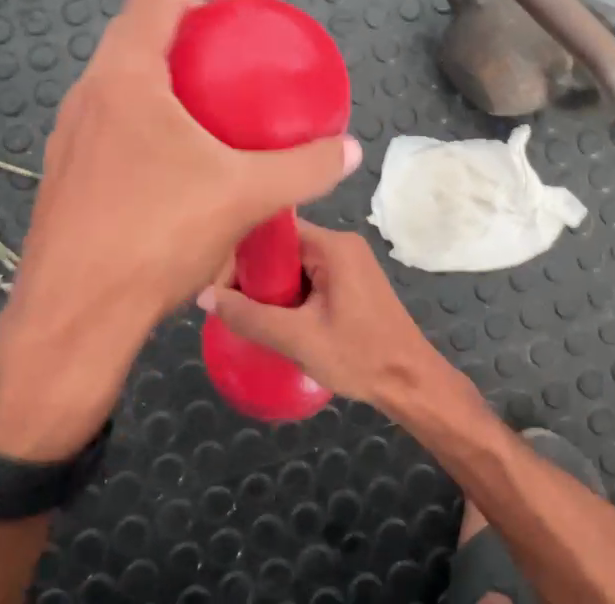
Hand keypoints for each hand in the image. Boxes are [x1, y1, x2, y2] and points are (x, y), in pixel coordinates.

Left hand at [0, 0, 359, 458]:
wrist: (72, 318)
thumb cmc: (153, 238)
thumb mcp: (242, 196)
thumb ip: (303, 168)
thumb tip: (350, 150)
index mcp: (125, 81)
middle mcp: (89, 96)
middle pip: (131, 31)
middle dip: (174, 12)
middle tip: (218, 20)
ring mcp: (70, 136)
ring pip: (116, 75)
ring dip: (156, 60)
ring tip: (200, 77)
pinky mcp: (67, 172)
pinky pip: (111, 114)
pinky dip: (145, 103)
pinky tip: (175, 144)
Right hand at [196, 220, 449, 410]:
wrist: (410, 382)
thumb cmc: (359, 355)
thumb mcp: (297, 337)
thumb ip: (249, 315)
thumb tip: (204, 295)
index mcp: (334, 245)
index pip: (275, 231)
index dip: (243, 252)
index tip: (218, 280)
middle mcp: (342, 245)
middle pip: (284, 248)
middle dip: (254, 274)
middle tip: (226, 303)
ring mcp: (349, 264)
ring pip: (294, 266)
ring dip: (270, 289)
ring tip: (242, 314)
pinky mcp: (352, 284)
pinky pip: (309, 279)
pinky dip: (289, 297)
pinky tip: (271, 320)